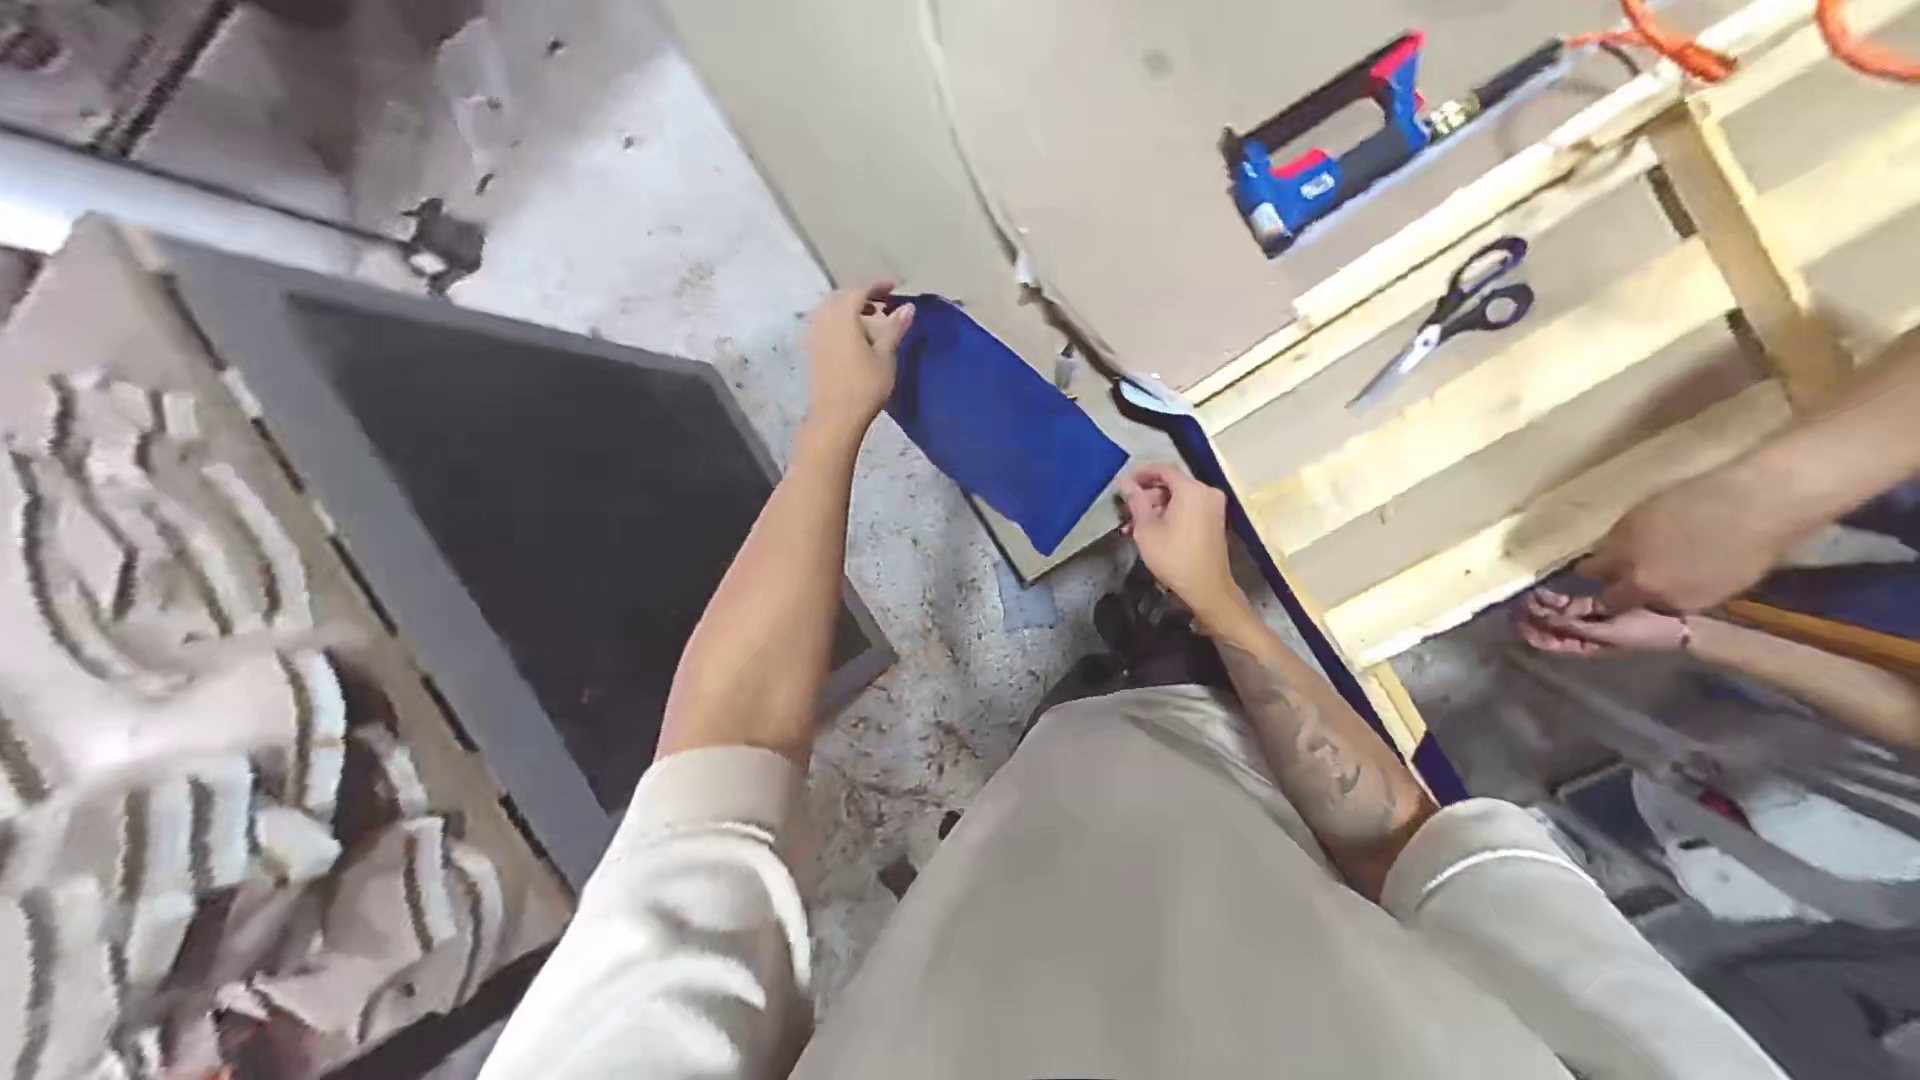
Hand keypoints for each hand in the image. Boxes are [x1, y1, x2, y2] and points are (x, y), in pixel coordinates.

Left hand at [804, 280, 914, 433]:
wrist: (835, 416)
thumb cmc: (865, 385)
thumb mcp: (886, 355)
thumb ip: (895, 328)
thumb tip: (908, 307)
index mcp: (842, 314)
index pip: (860, 290)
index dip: (878, 286)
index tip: (893, 288)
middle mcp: (823, 319)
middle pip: (842, 298)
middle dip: (863, 297)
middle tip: (883, 304)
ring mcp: (813, 335)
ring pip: (831, 312)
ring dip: (850, 311)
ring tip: (870, 322)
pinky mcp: (811, 351)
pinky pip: (826, 326)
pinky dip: (841, 324)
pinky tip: (854, 338)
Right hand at [1118, 464, 1248, 630]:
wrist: (1206, 587)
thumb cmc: (1173, 557)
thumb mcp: (1146, 528)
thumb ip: (1135, 501)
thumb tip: (1124, 482)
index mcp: (1191, 490)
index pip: (1163, 469)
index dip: (1141, 473)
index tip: (1123, 484)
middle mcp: (1206, 492)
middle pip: (1170, 484)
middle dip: (1145, 495)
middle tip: (1125, 510)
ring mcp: (1212, 506)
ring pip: (1177, 498)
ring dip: (1154, 508)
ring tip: (1132, 526)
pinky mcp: (1213, 520)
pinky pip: (1187, 508)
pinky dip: (1169, 514)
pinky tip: (1149, 530)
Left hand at [1516, 588, 1688, 655]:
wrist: (1683, 623)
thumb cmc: (1646, 632)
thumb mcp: (1609, 634)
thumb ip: (1577, 627)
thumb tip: (1548, 619)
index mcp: (1585, 646)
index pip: (1551, 642)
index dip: (1532, 633)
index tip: (1518, 623)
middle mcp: (1582, 634)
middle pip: (1549, 627)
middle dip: (1532, 617)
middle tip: (1519, 605)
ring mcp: (1588, 619)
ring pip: (1556, 613)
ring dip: (1540, 606)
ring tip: (1528, 596)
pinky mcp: (1596, 605)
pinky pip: (1570, 603)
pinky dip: (1555, 599)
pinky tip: (1543, 593)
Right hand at [1578, 463, 1792, 611]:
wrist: (1753, 503)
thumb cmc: (1748, 552)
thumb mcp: (1714, 591)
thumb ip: (1671, 598)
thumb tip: (1653, 599)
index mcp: (1645, 587)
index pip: (1610, 602)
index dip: (1616, 601)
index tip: (1627, 598)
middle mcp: (1621, 563)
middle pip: (1589, 571)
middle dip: (1603, 574)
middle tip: (1625, 573)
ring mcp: (1621, 534)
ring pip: (1599, 548)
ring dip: (1614, 551)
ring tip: (1643, 549)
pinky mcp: (1627, 511)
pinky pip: (1618, 528)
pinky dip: (1631, 533)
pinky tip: (1660, 529)